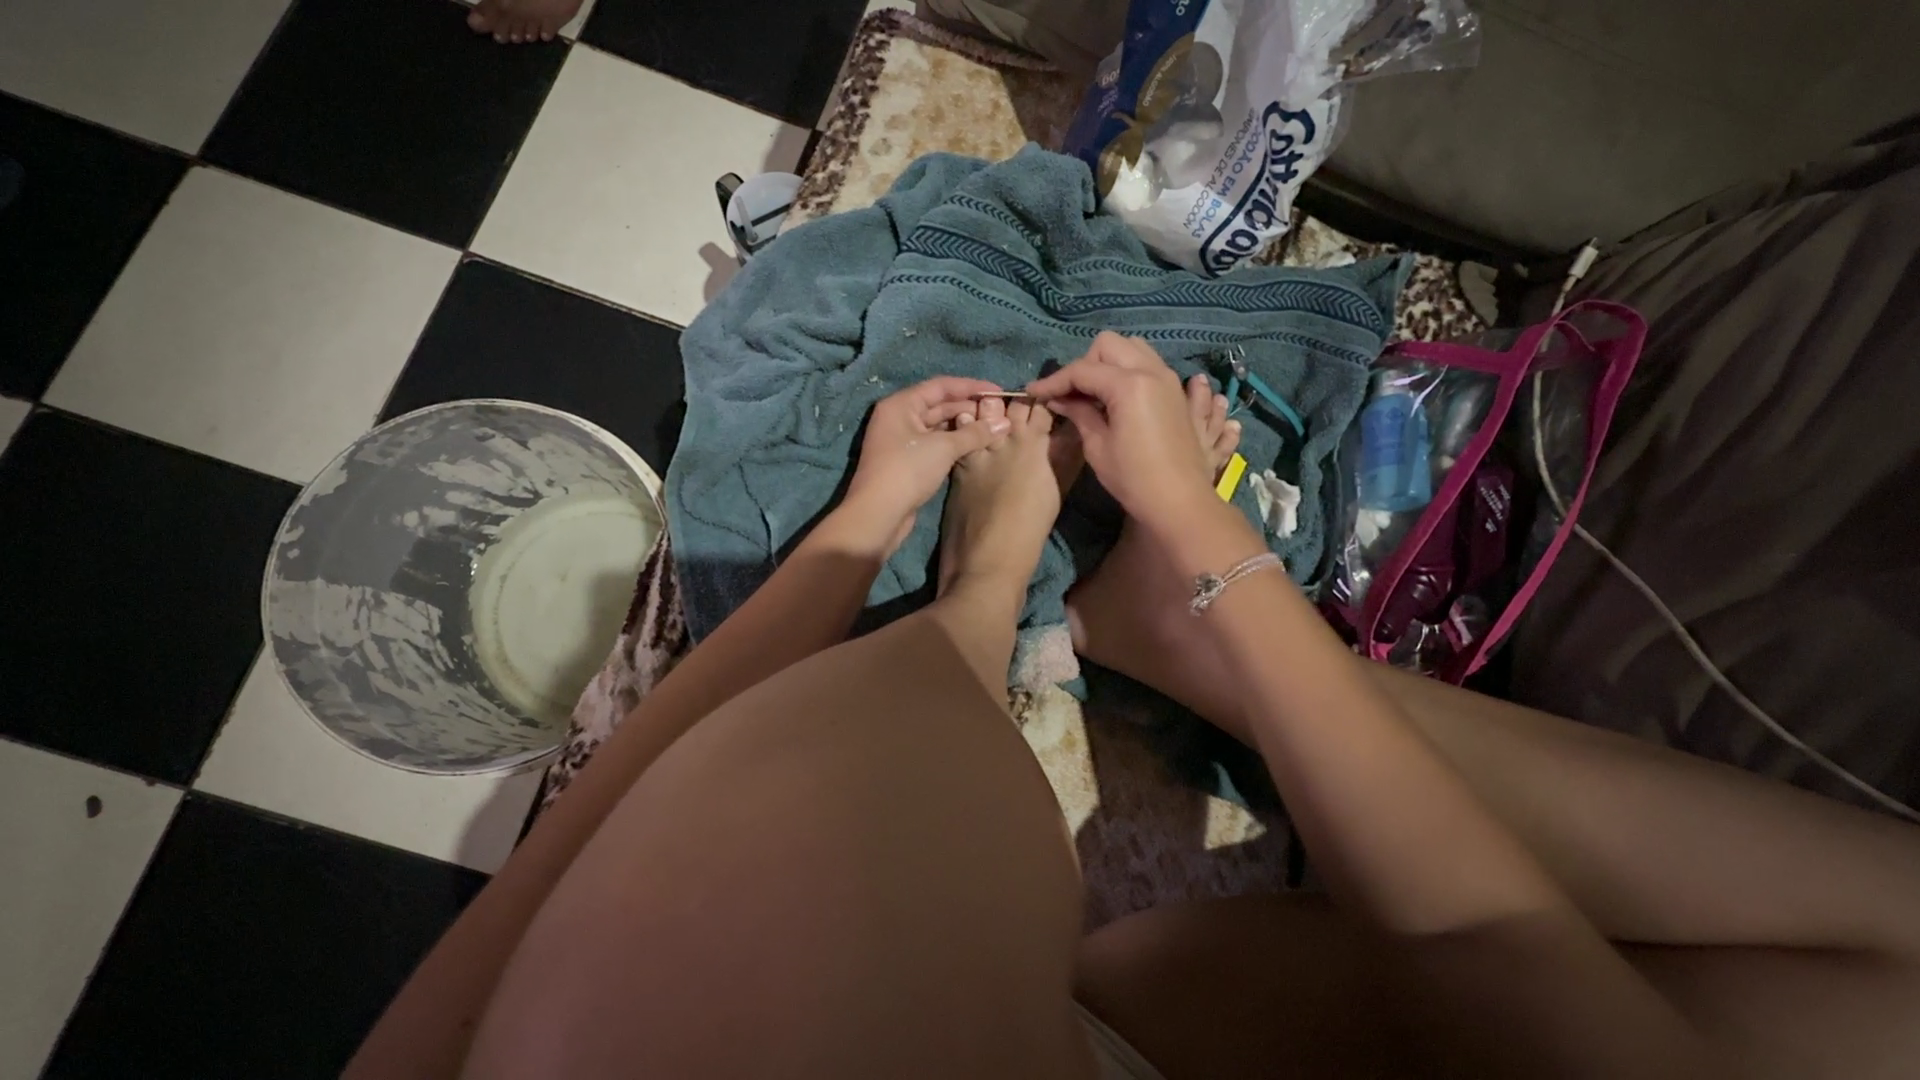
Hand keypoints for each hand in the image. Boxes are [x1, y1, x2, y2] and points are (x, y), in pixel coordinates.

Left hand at [839, 376, 1012, 550]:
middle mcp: (899, 417)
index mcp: (901, 404)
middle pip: (939, 405)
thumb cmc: (907, 471)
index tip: (998, 392)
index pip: (941, 386)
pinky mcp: (908, 462)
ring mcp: (902, 441)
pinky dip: (955, 444)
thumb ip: (975, 433)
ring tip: (993, 429)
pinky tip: (976, 447)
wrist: (878, 515)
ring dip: (964, 427)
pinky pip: (935, 444)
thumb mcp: (943, 447)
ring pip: (938, 427)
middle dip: (969, 408)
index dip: (971, 387)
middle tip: (999, 414)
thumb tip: (1004, 423)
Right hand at [1027, 333, 1217, 531]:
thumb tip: (1059, 398)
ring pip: (1131, 348)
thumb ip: (1079, 413)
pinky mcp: (1175, 391)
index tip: (1035, 392)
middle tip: (1072, 394)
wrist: (1180, 501)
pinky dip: (1128, 370)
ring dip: (1108, 363)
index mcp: (1129, 385)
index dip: (1054, 381)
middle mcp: (1151, 371)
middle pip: (1108, 345)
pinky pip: (1148, 363)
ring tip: (1095, 394)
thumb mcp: (1097, 446)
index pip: (1082, 370)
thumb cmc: (1134, 478)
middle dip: (1085, 364)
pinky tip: (1117, 398)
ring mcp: (1168, 378)